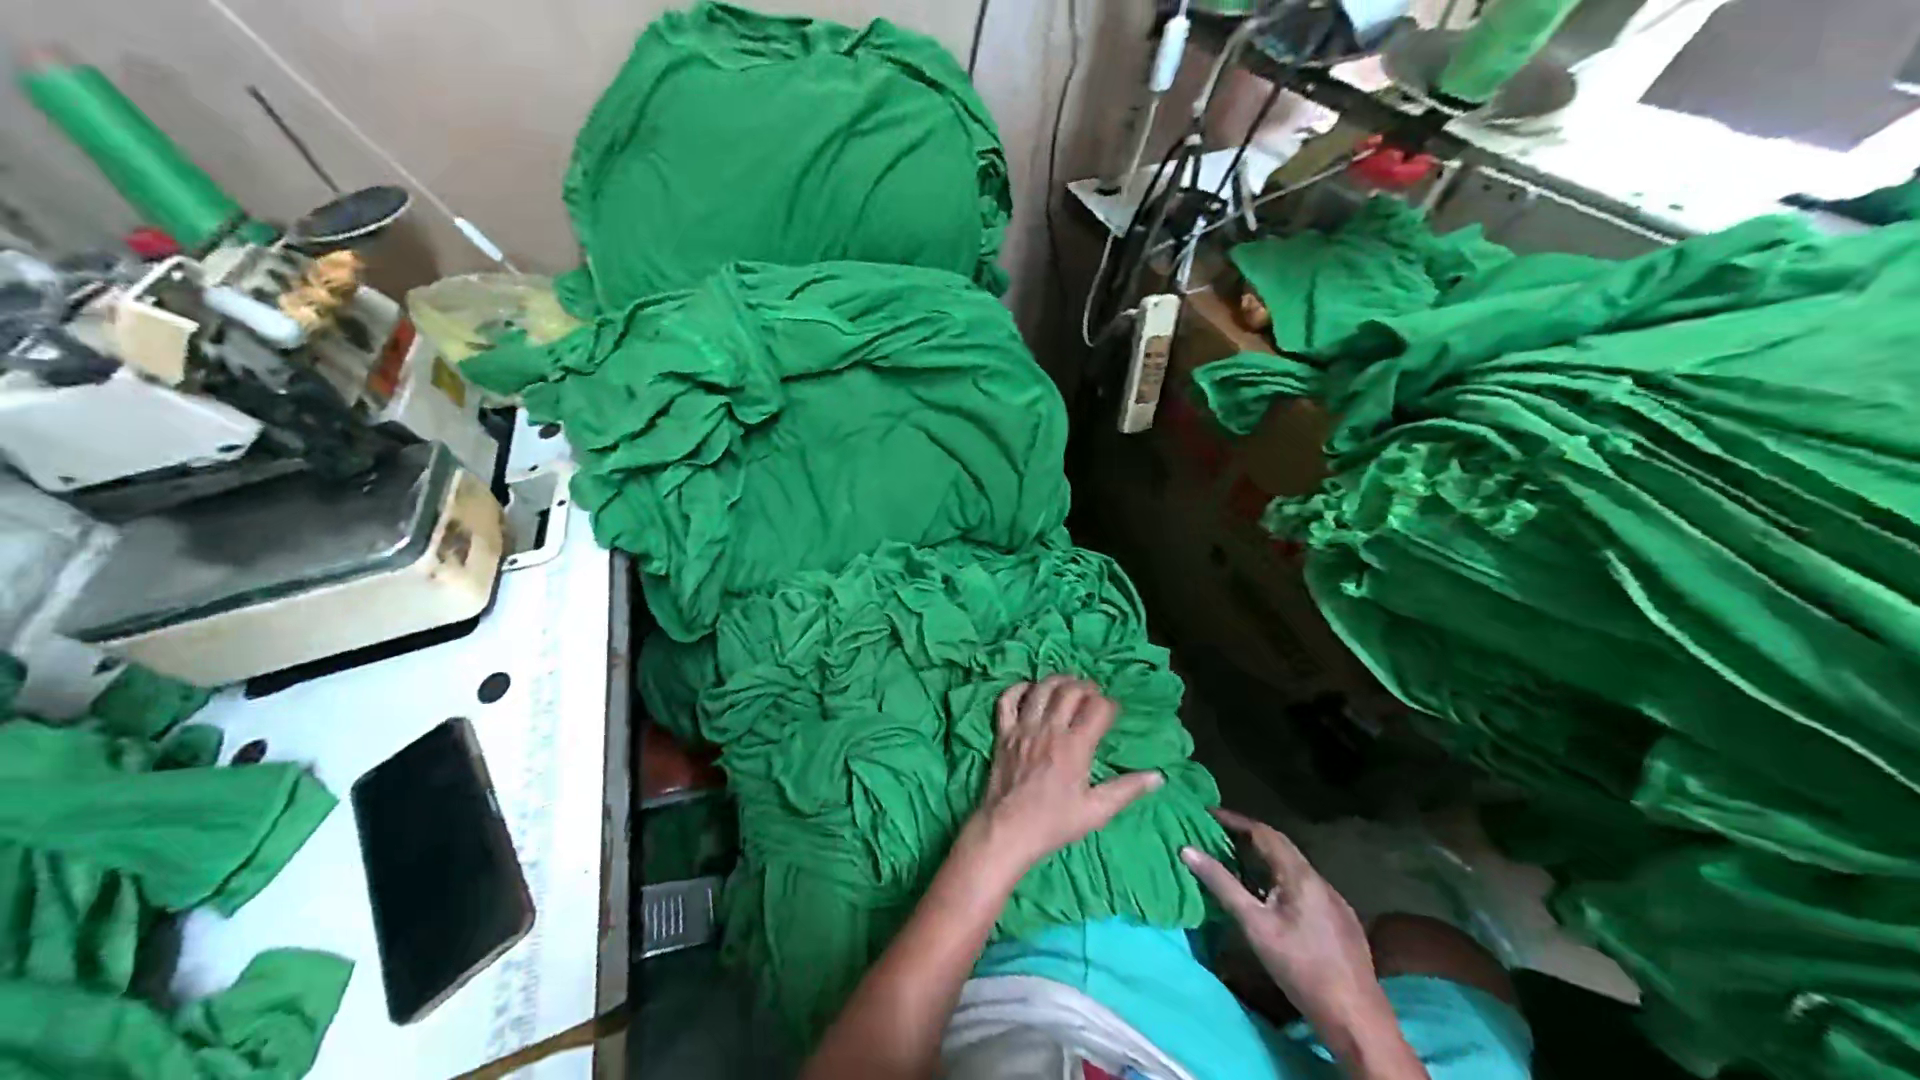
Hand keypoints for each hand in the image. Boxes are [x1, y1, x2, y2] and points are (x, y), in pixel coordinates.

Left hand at [961, 676, 1163, 878]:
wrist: (1008, 830)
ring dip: (1057, 681)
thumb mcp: (1097, 811)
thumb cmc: (1054, 823)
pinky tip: (1030, 689)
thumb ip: (1128, 790)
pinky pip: (1007, 700)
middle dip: (1087, 687)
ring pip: (1041, 689)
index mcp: (1075, 746)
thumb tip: (1158, 776)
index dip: (1110, 704)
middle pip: (1070, 690)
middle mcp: (1049, 729)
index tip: (1113, 712)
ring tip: (1068, 685)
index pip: (1098, 707)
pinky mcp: (1003, 733)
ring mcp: (1023, 728)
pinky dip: (1019, 689)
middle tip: (1093, 695)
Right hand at [1181, 809, 1380, 1028]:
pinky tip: (1270, 898)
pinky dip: (1280, 879)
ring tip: (1237, 861)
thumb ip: (1222, 884)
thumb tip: (1188, 850)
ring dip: (1264, 859)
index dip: (1234, 820)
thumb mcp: (1254, 924)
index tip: (1208, 813)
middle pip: (1280, 847)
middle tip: (1217, 834)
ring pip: (1293, 868)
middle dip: (1248, 836)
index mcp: (1300, 875)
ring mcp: (1334, 900)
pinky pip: (1305, 887)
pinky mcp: (1340, 920)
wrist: (1355, 1017)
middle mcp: (1320, 880)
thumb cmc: (1300, 967)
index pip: (1264, 832)